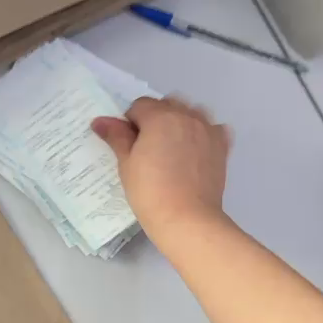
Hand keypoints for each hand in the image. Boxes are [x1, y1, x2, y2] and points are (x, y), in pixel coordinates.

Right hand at [92, 97, 231, 238]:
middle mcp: (187, 115)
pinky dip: (201, 133)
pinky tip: (194, 151)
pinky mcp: (222, 145)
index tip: (128, 145)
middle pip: (167, 105)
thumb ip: (116, 136)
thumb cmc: (149, 191)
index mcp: (160, 117)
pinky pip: (211, 128)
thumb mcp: (126, 164)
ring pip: (191, 112)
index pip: (139, 106)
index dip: (129, 123)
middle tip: (148, 148)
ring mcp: (208, 129)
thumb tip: (100, 121)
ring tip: (172, 148)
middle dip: (155, 119)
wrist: (186, 218)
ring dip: (179, 121)